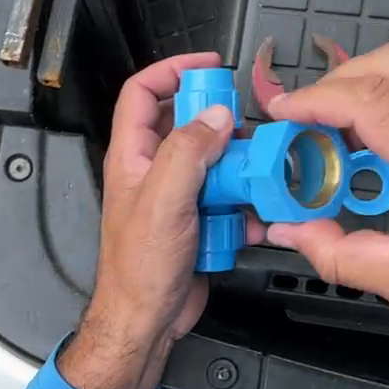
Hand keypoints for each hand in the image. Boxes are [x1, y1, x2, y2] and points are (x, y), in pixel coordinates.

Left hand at [60, 53, 254, 388]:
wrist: (147, 321)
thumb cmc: (138, 270)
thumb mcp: (162, 201)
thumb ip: (187, 152)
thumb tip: (215, 117)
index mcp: (133, 157)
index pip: (142, 93)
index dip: (171, 71)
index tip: (208, 67)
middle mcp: (153, 172)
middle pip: (187, 126)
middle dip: (219, 125)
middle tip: (243, 129)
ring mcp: (177, 198)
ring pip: (214, 164)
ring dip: (238, 169)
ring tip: (255, 174)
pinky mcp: (197, 222)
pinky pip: (226, 202)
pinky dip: (243, 208)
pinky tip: (252, 218)